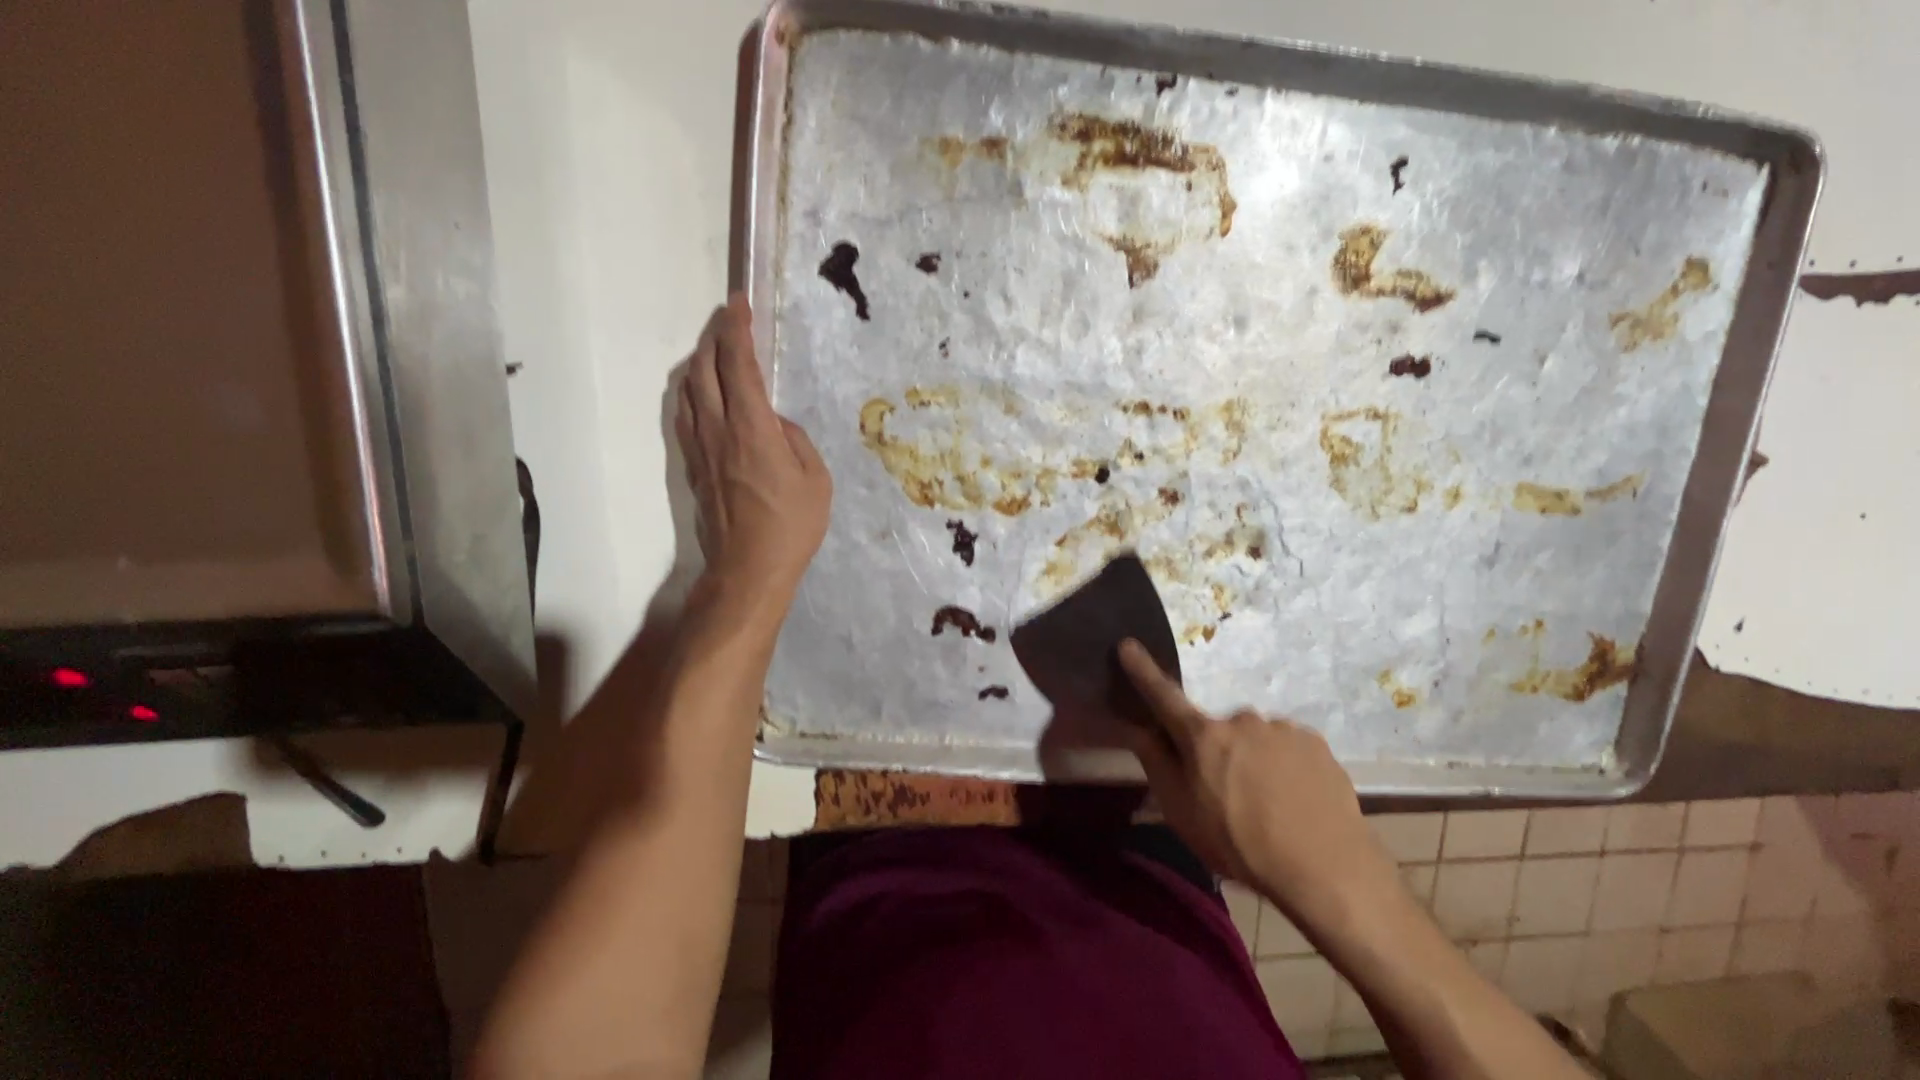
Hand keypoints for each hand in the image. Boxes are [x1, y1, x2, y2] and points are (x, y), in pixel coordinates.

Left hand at [675, 295, 831, 596]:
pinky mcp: (692, 466)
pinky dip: (693, 391)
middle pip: (704, 369)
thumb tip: (774, 423)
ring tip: (715, 350)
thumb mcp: (816, 479)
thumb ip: (795, 440)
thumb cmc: (791, 526)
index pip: (738, 365)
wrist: (748, 569)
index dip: (737, 329)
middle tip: (728, 319)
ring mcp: (700, 448)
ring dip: (700, 362)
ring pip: (689, 390)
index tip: (739, 303)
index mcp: (753, 428)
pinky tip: (702, 391)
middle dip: (714, 337)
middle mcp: (718, 430)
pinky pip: (686, 414)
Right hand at [1116, 640, 1399, 924]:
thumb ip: (1157, 764)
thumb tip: (1138, 729)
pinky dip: (1283, 767)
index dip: (1142, 670)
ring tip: (1267, 804)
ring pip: (1254, 739)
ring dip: (1253, 760)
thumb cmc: (1239, 845)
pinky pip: (1286, 748)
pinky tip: (1292, 799)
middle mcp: (1241, 720)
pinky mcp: (1315, 743)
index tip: (1127, 645)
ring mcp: (1282, 728)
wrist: (1325, 867)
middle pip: (1216, 730)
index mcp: (1203, 737)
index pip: (1163, 696)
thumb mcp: (1182, 814)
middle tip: (1226, 795)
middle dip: (1216, 752)